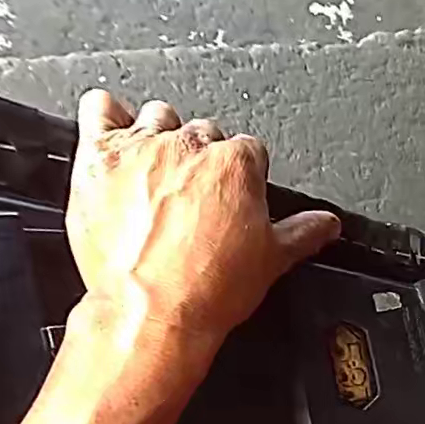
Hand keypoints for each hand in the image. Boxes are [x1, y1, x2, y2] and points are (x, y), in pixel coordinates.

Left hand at [65, 91, 340, 347]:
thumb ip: (304, 232)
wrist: (151, 314)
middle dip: (206, 160)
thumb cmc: (208, 289)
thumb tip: (327, 223)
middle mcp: (189, 147)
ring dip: (163, 137)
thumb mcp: (272, 261)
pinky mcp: (97, 157)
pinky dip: (108, 116)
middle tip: (201, 198)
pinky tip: (117, 141)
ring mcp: (141, 149)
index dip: (248, 177)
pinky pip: (99, 109)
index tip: (239, 198)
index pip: (251, 151)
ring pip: (157, 116)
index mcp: (236, 165)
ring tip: (161, 175)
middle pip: (205, 133)